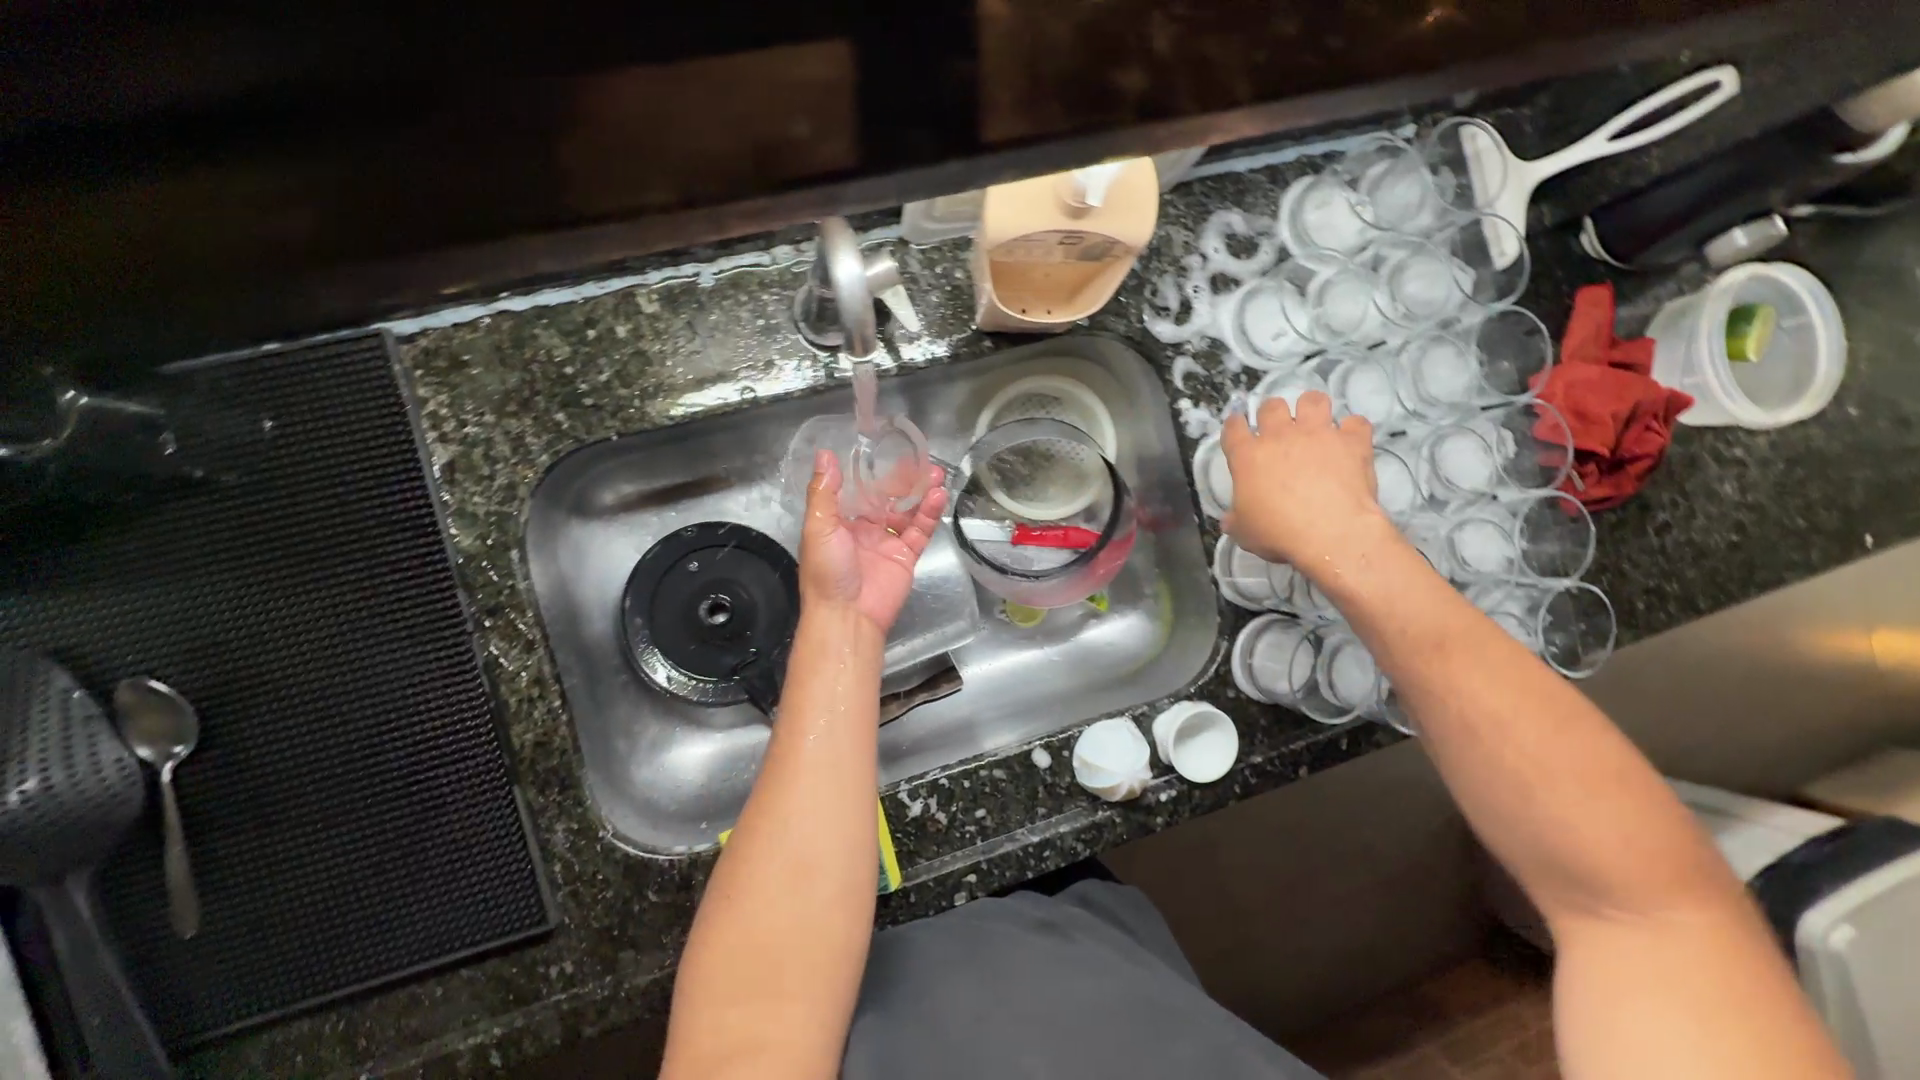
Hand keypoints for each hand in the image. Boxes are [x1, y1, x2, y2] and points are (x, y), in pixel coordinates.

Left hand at [799, 449, 948, 632]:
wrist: (846, 616)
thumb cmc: (826, 571)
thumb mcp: (818, 526)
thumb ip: (824, 491)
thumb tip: (825, 454)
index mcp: (840, 522)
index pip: (858, 490)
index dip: (873, 472)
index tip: (886, 451)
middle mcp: (864, 530)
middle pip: (887, 498)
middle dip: (903, 480)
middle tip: (918, 459)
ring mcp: (887, 543)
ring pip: (907, 512)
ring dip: (920, 492)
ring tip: (934, 473)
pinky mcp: (906, 557)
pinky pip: (920, 531)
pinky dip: (929, 514)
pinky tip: (937, 496)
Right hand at [1221, 391, 1392, 570]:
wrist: (1331, 532)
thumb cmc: (1279, 533)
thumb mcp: (1245, 533)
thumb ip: (1236, 520)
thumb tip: (1229, 520)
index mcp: (1248, 456)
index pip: (1234, 428)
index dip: (1235, 425)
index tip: (1239, 429)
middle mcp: (1280, 436)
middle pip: (1272, 406)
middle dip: (1274, 413)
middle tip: (1280, 431)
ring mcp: (1318, 434)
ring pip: (1312, 400)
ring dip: (1312, 409)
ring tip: (1316, 424)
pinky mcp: (1351, 440)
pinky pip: (1355, 422)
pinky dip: (1353, 430)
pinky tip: (1351, 442)